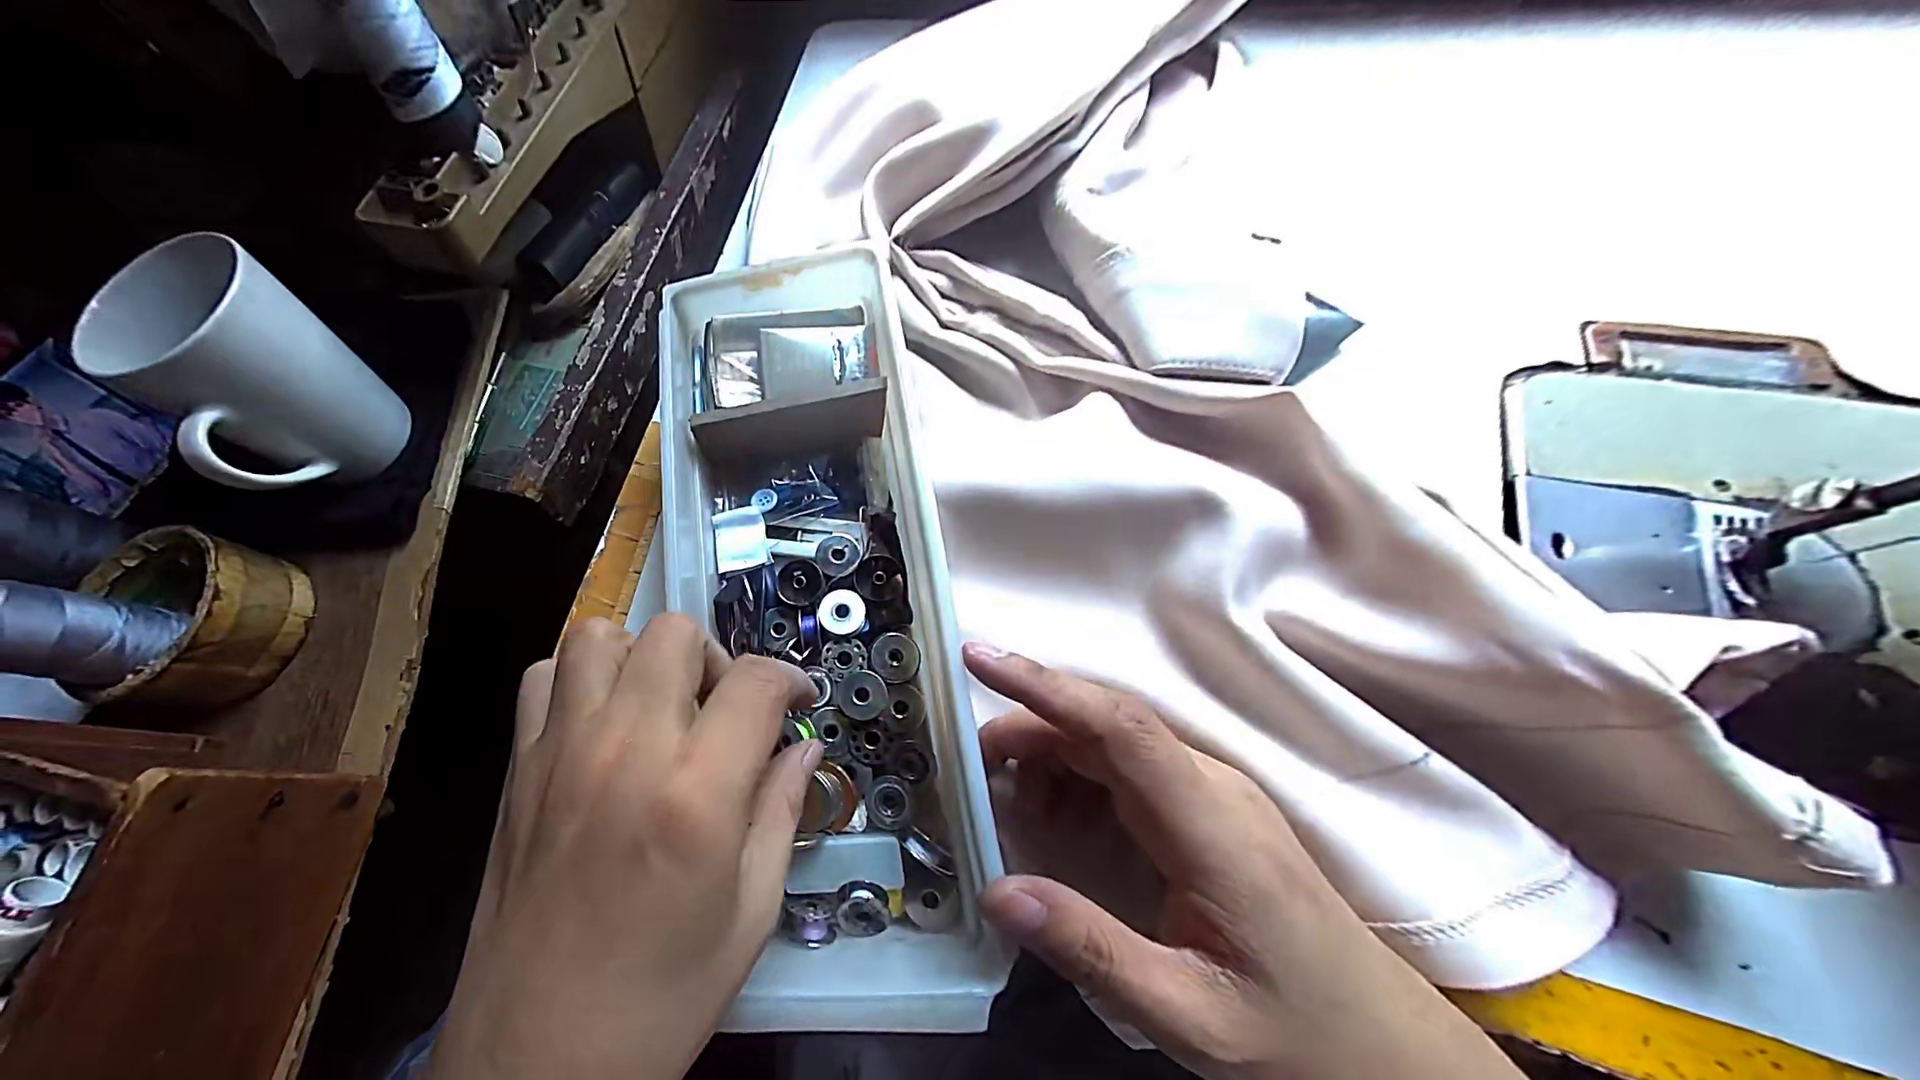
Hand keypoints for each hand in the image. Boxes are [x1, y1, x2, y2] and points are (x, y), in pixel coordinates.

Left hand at [434, 616, 818, 1079]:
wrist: (534, 1066)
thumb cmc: (661, 995)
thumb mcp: (752, 909)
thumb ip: (783, 809)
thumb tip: (804, 747)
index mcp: (697, 792)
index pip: (755, 681)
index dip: (790, 679)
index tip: (797, 702)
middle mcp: (626, 752)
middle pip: (677, 635)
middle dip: (719, 660)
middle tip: (728, 709)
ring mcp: (560, 755)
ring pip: (601, 637)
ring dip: (646, 656)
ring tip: (665, 705)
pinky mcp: (516, 772)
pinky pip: (543, 678)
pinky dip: (580, 679)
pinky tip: (604, 724)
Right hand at [966, 644, 1523, 1079]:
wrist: (1382, 1043)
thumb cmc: (1295, 1030)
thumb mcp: (1189, 1015)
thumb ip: (1091, 950)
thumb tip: (998, 892)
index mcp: (1211, 823)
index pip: (1119, 726)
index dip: (1046, 685)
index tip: (981, 658)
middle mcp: (1210, 787)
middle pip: (1105, 727)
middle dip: (1030, 726)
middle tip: (968, 760)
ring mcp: (1211, 793)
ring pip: (1112, 743)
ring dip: (1049, 753)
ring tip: (999, 794)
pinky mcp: (1205, 808)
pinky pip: (1126, 770)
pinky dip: (1074, 776)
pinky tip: (1049, 811)